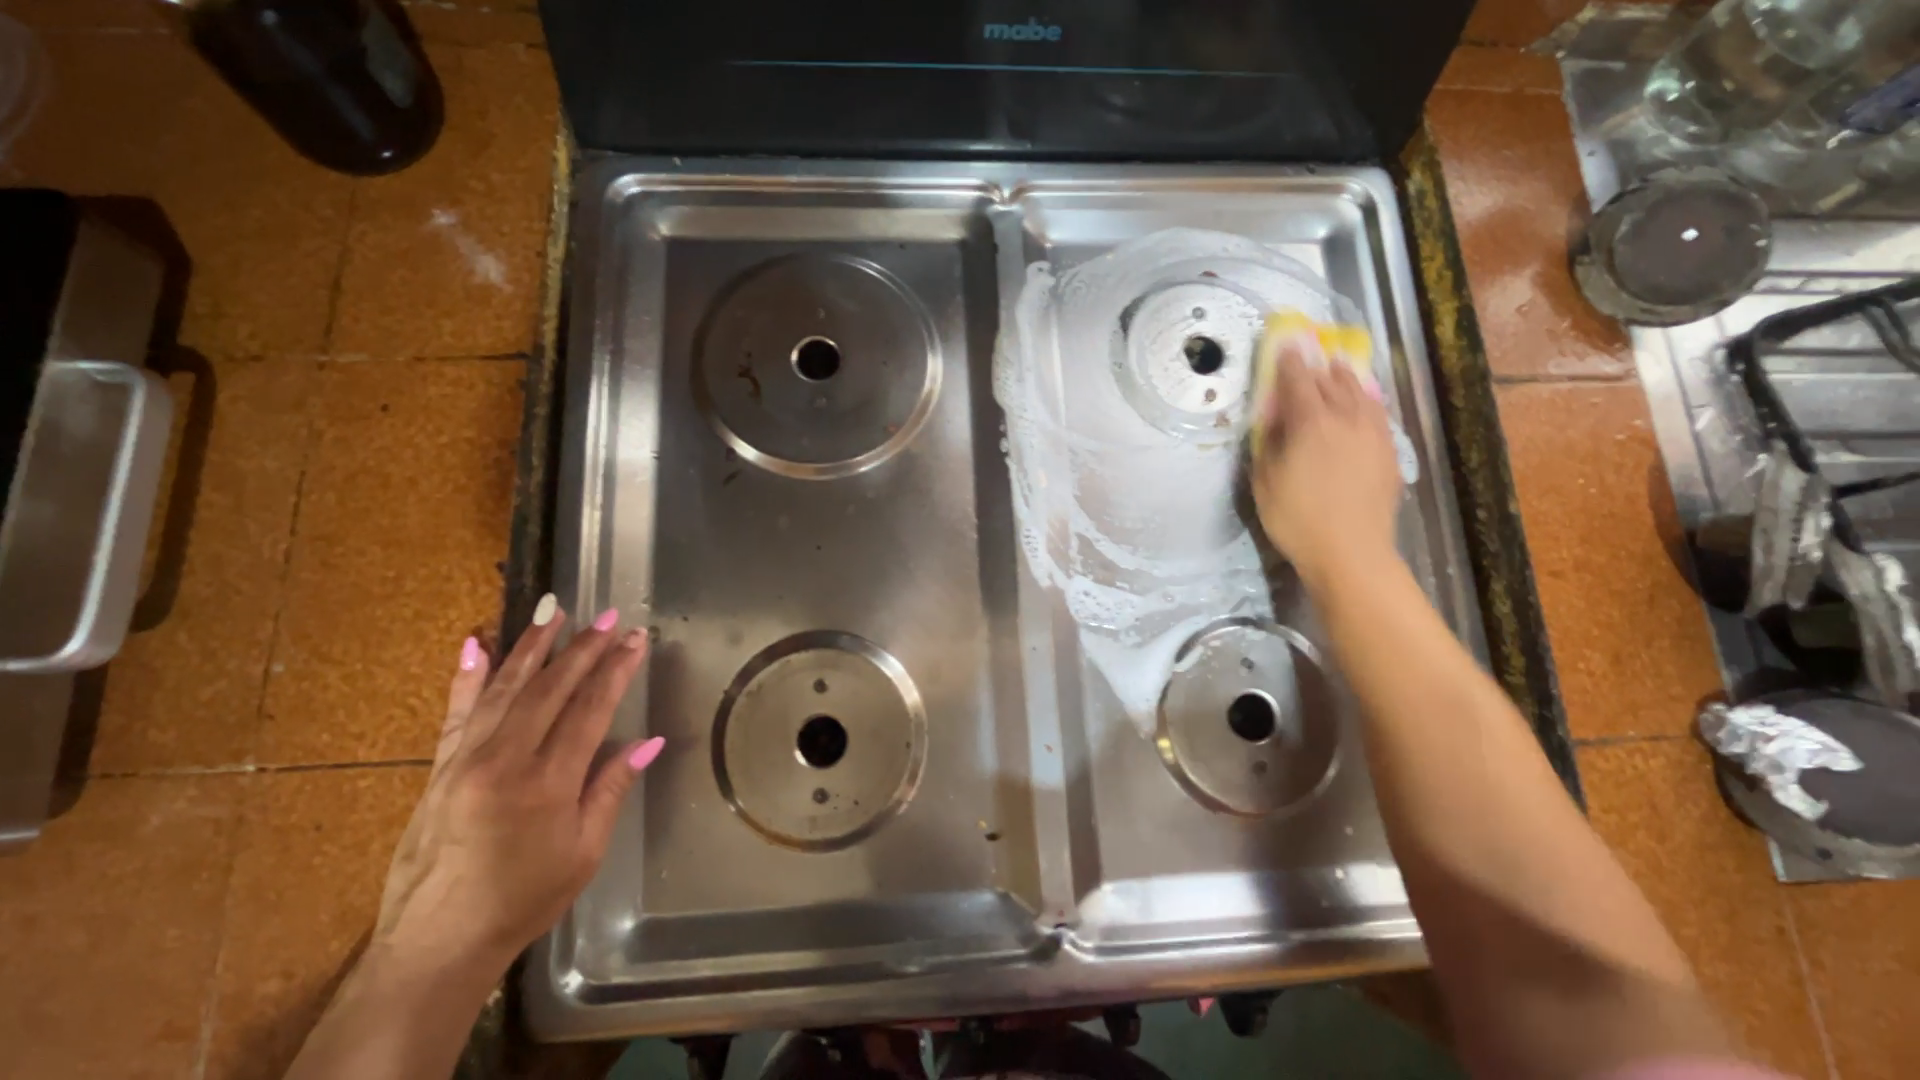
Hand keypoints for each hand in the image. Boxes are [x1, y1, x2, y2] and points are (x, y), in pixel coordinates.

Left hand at [372, 596, 664, 980]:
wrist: (436, 940)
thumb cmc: (523, 901)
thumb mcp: (582, 852)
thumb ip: (610, 790)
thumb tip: (648, 742)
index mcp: (546, 782)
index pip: (589, 709)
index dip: (615, 670)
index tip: (635, 639)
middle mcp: (503, 759)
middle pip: (549, 688)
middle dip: (582, 648)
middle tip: (608, 616)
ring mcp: (464, 759)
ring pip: (504, 688)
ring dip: (533, 647)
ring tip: (554, 611)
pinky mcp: (439, 766)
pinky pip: (458, 711)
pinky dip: (469, 675)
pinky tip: (478, 644)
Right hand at [1250, 342, 1402, 588]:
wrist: (1351, 551)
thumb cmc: (1296, 519)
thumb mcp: (1265, 480)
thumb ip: (1270, 440)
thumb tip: (1274, 414)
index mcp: (1310, 422)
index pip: (1297, 379)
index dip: (1289, 361)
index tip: (1284, 344)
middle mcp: (1345, 417)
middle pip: (1330, 381)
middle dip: (1317, 366)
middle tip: (1309, 355)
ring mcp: (1372, 433)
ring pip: (1360, 393)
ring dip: (1346, 378)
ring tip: (1339, 369)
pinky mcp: (1388, 451)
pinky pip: (1378, 413)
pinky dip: (1367, 400)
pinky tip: (1364, 402)